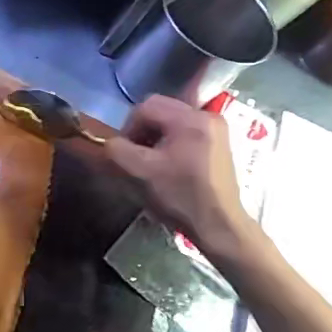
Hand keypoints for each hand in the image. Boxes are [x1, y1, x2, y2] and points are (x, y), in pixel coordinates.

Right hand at [105, 95, 252, 253]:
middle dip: (144, 131)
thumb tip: (110, 142)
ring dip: (158, 137)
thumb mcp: (142, 173)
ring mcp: (218, 128)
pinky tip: (171, 165)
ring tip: (153, 162)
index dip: (129, 127)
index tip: (125, 152)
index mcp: (190, 118)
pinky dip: (174, 142)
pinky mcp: (221, 143)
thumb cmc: (181, 197)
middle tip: (137, 157)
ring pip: (175, 120)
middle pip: (163, 110)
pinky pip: (189, 131)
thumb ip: (118, 151)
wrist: (220, 225)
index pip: (147, 106)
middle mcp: (208, 115)